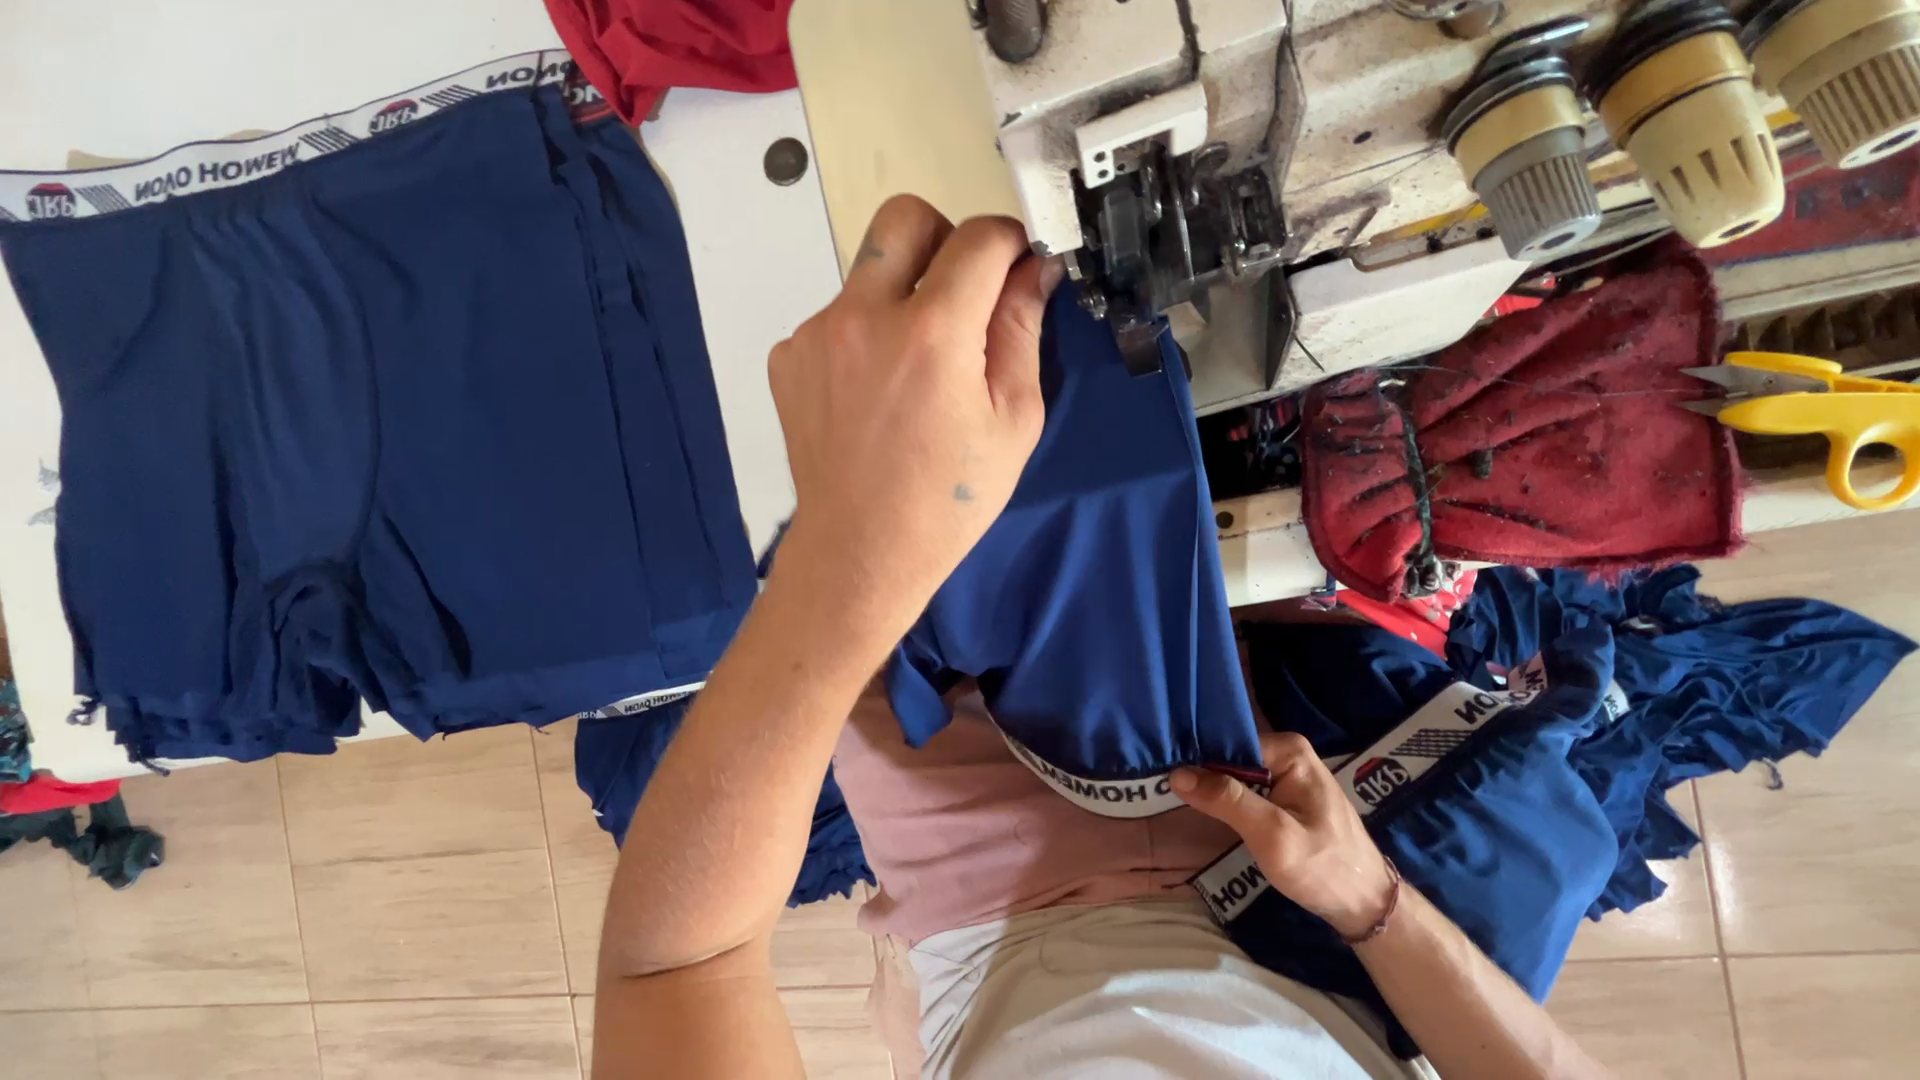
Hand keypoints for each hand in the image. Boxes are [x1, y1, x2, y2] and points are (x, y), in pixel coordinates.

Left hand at [768, 195, 1061, 617]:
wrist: (861, 552)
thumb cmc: (951, 499)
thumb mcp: (1013, 420)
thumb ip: (1021, 330)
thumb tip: (1034, 268)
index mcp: (932, 334)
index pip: (978, 238)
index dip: (1010, 242)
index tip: (1018, 269)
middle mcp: (863, 317)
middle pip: (905, 216)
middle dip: (946, 240)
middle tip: (963, 296)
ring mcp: (815, 334)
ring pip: (868, 270)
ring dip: (901, 294)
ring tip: (912, 367)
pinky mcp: (787, 357)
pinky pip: (836, 315)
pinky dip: (864, 335)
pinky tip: (873, 394)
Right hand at [1172, 733, 1396, 939]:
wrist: (1365, 906)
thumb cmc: (1323, 868)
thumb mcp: (1272, 834)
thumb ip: (1227, 801)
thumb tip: (1177, 774)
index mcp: (1289, 751)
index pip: (1229, 745)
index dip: (1198, 761)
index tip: (1165, 777)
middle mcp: (1288, 754)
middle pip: (1230, 757)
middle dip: (1202, 775)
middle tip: (1164, 790)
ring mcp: (1287, 775)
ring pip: (1234, 775)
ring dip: (1211, 789)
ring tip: (1174, 797)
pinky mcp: (1284, 797)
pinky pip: (1245, 790)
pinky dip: (1225, 801)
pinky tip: (1203, 809)